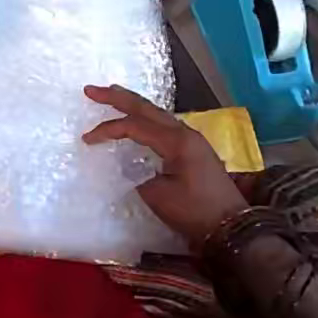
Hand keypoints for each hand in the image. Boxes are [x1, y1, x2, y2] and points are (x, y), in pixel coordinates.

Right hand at [82, 84, 248, 247]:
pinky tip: (138, 121)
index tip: (86, 140)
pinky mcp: (194, 151)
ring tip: (112, 96)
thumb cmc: (194, 211)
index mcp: (177, 141)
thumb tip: (129, 166)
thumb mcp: (158, 195)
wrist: (231, 227)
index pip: (135, 126)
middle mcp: (185, 134)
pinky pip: (164, 127)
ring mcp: (192, 141)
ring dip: (133, 106)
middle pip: (147, 108)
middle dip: (118, 98)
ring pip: (157, 115)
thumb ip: (137, 175)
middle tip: (92, 90)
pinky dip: (145, 120)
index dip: (107, 130)